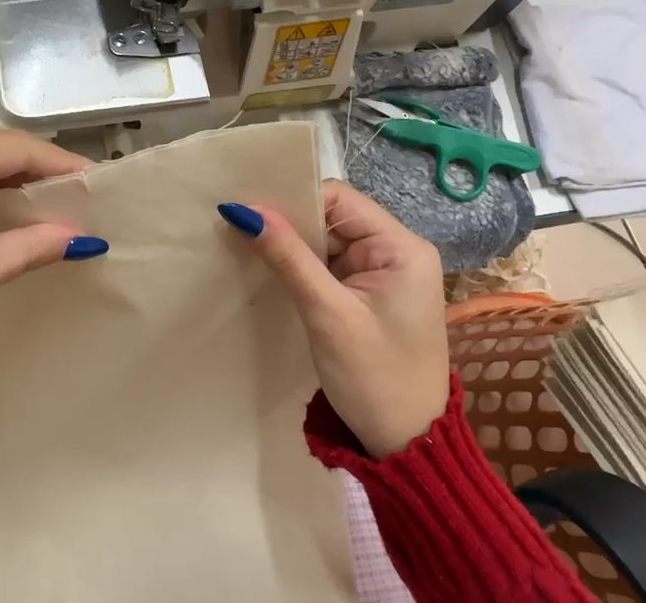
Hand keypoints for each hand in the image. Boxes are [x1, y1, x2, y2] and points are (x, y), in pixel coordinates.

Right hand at [218, 181, 449, 456]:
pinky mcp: (371, 295)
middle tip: (237, 227)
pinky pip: (332, 265)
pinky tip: (270, 268)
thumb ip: (288, 257)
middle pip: (333, 217)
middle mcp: (398, 251)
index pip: (339, 199)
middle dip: (289, 222)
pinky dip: (303, 266)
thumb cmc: (374, 378)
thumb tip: (242, 210)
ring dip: (293, 246)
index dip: (293, 200)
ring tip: (245, 244)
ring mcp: (385, 273)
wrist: (408, 447)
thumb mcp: (327, 313)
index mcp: (402, 247)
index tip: (246, 211)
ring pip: (329, 241)